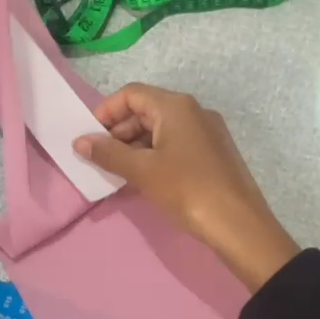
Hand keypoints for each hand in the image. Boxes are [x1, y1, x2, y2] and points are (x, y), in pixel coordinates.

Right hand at [75, 84, 299, 290]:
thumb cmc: (187, 189)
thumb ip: (108, 153)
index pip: (131, 94)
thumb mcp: (142, 171)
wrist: (239, 224)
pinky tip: (145, 178)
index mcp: (175, 106)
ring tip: (119, 172)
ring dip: (135, 145)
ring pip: (161, 128)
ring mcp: (207, 131)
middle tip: (100, 158)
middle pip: (146, 109)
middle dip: (119, 131)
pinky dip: (155, 154)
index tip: (89, 137)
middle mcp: (193, 110)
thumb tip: (80, 141)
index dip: (106, 112)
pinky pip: (176, 143)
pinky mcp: (214, 152)